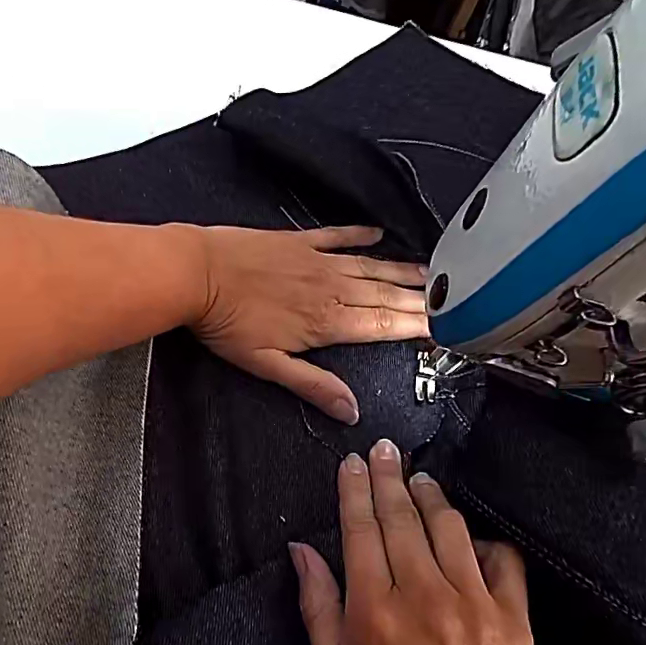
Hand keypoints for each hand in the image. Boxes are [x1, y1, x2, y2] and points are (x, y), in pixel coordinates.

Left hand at [182, 224, 428, 424]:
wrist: (195, 273)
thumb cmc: (227, 324)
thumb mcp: (267, 366)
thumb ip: (313, 386)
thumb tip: (351, 410)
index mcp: (327, 322)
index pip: (383, 324)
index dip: (415, 326)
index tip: (442, 327)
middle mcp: (332, 288)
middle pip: (385, 294)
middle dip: (420, 299)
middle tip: (450, 298)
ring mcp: (317, 260)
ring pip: (370, 267)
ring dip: (402, 270)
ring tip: (429, 273)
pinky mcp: (299, 241)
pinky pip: (337, 236)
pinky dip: (359, 235)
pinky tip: (377, 233)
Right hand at [290, 441, 598, 644]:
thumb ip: (317, 610)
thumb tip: (302, 553)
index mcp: (373, 614)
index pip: (360, 530)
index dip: (354, 489)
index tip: (353, 463)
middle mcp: (422, 597)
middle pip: (401, 517)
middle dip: (388, 476)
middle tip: (384, 449)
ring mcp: (471, 601)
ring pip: (448, 525)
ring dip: (430, 495)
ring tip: (420, 478)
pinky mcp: (511, 615)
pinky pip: (501, 556)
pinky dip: (483, 539)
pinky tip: (470, 535)